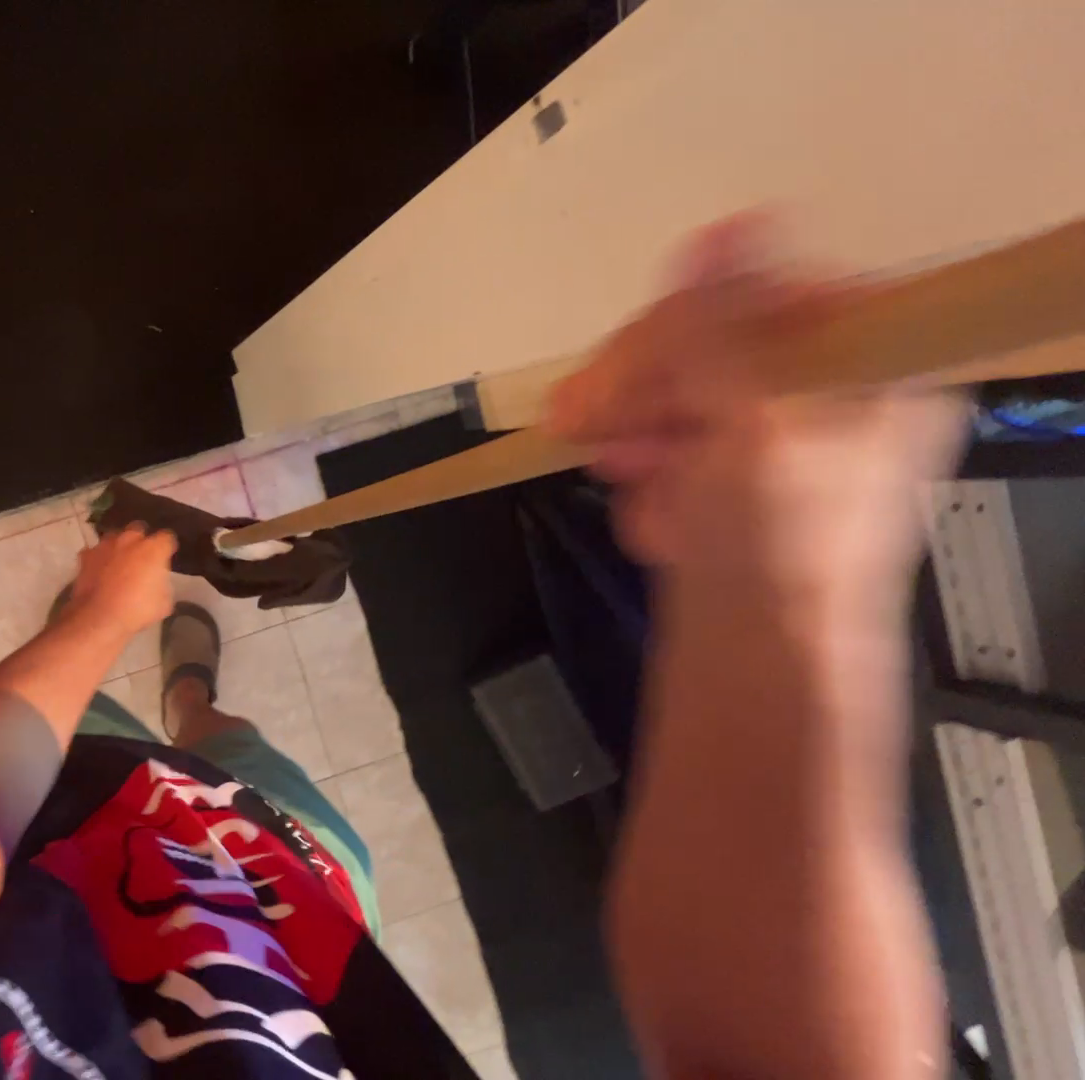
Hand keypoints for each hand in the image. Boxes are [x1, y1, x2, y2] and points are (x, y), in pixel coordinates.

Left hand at [60, 524, 176, 637]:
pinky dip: (99, 558)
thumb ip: (163, 584)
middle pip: (139, 530)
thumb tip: (158, 582)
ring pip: (115, 537)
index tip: (167, 557)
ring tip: (119, 562)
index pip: (167, 538)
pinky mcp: (87, 555)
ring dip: (119, 546)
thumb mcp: (164, 603)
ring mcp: (106, 545)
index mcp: (154, 549)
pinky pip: (96, 551)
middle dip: (142, 541)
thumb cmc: (137, 610)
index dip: (167, 547)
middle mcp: (130, 539)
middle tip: (142, 558)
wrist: (99, 617)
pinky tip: (99, 570)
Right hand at [546, 214, 968, 615]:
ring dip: (626, 418)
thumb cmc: (772, 542)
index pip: (759, 295)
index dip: (682, 328)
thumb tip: (728, 224)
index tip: (618, 372)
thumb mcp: (751, 426)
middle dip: (636, 383)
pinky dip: (639, 451)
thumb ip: (723, 331)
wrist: (752, 643)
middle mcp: (821, 381)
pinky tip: (631, 479)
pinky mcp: (724, 456)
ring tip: (602, 457)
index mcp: (866, 360)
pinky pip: (665, 427)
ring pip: (674, 382)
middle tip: (577, 416)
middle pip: (708, 338)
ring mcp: (769, 420)